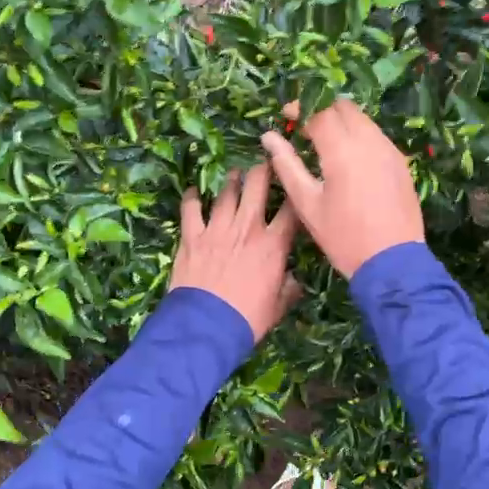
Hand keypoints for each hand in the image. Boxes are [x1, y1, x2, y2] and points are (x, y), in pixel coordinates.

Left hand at [168, 164, 301, 341]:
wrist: (205, 326)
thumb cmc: (247, 318)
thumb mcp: (277, 307)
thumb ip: (289, 289)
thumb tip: (294, 280)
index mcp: (272, 245)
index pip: (291, 210)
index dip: (296, 193)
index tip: (297, 182)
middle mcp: (247, 228)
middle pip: (257, 186)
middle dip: (263, 170)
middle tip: (264, 162)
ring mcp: (217, 229)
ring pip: (226, 193)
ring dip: (232, 181)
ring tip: (234, 173)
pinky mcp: (192, 236)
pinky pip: (191, 209)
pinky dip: (191, 198)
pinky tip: (192, 191)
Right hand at [260, 99, 424, 279]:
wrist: (392, 261)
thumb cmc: (343, 237)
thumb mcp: (308, 204)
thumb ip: (287, 166)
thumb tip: (269, 138)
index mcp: (343, 151)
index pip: (319, 112)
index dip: (299, 109)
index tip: (285, 116)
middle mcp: (369, 142)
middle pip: (344, 107)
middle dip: (322, 108)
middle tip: (304, 125)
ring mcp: (389, 150)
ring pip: (363, 119)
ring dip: (342, 120)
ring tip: (325, 140)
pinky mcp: (400, 162)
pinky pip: (377, 136)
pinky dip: (359, 134)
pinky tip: (349, 156)